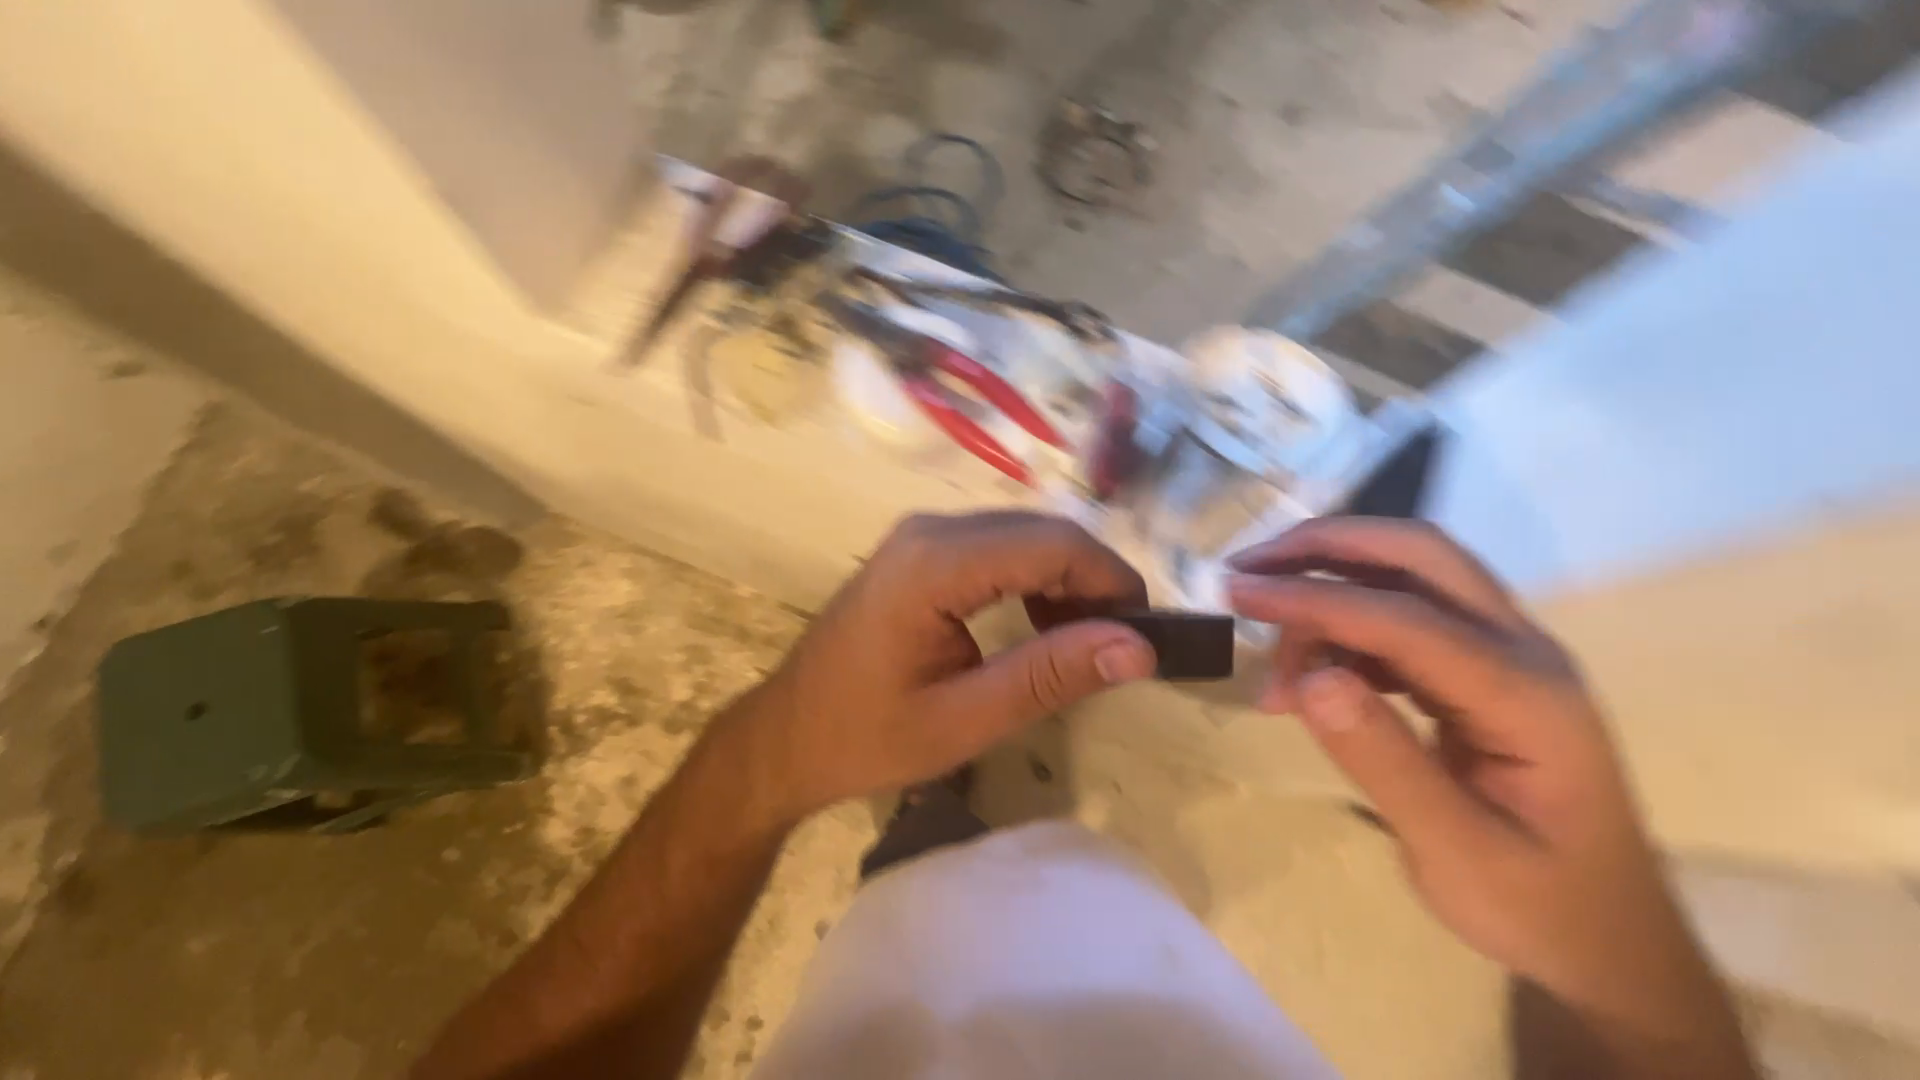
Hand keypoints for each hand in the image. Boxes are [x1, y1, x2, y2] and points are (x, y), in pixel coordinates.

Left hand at [741, 511, 1156, 819]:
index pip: (1052, 544)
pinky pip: (996, 547)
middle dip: (1093, 581)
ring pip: (1023, 536)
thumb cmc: (866, 737)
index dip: (1111, 580)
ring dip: (1066, 581)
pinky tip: (1042, 627)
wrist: (786, 736)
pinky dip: (1033, 580)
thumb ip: (1051, 676)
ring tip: (1084, 644)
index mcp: (934, 565)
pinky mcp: (917, 551)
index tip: (1148, 632)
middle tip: (1122, 646)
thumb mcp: (965, 719)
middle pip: (1041, 532)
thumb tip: (1139, 647)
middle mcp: (928, 530)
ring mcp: (919, 535)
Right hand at [1226, 519, 1747, 1061]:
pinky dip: (1346, 632)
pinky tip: (1310, 680)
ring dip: (1330, 591)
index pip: (1404, 617)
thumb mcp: (1456, 853)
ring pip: (1409, 579)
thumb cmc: (1537, 905)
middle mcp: (1523, 651)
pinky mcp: (1480, 672)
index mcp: (1527, 694)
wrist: (1608, 939)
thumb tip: (1310, 679)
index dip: (1313, 600)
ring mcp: (1505, 655)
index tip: (1235, 595)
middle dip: (1325, 548)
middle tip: (1246, 570)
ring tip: (1270, 658)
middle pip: (1419, 555)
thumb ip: (1384, 762)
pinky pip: (1404, 622)